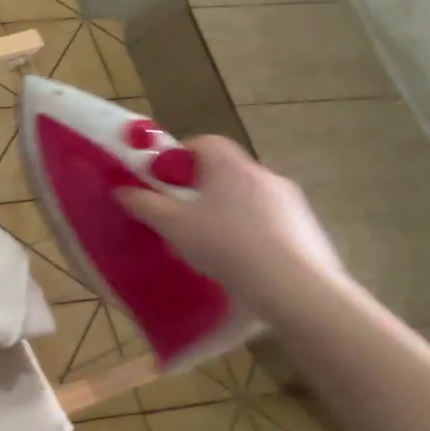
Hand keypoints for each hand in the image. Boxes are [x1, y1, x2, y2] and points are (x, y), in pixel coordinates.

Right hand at [113, 136, 351, 313]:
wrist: (296, 288)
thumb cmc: (226, 246)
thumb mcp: (171, 225)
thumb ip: (143, 203)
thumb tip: (122, 190)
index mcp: (230, 166)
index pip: (204, 142)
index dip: (179, 156)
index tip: (164, 181)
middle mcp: (264, 175)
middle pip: (224, 169)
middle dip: (199, 187)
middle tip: (180, 213)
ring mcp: (291, 202)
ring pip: (246, 195)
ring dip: (225, 209)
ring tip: (209, 241)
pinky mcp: (307, 228)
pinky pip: (268, 219)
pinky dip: (250, 230)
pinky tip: (239, 258)